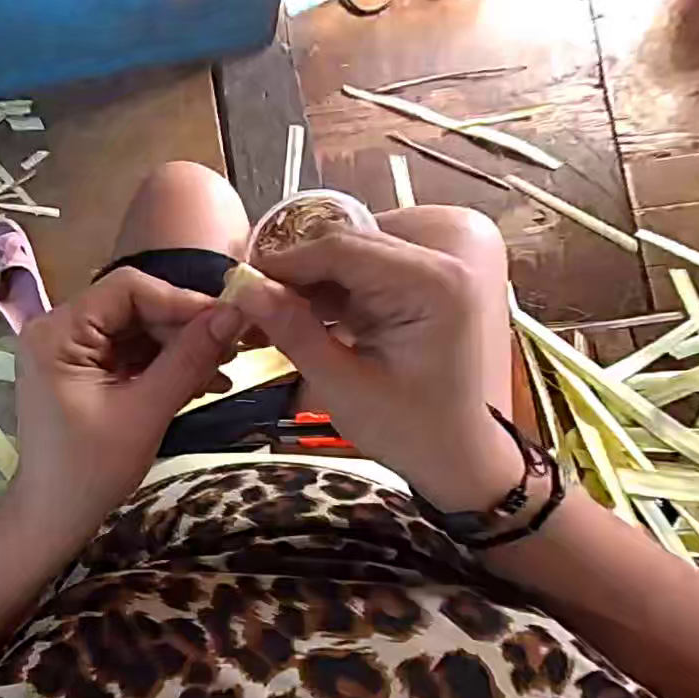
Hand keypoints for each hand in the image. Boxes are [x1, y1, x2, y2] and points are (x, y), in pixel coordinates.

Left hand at [10, 268, 243, 541]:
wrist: (54, 517)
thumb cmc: (90, 471)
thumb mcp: (145, 412)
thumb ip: (188, 358)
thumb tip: (235, 313)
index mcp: (57, 332)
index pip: (128, 289)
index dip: (182, 300)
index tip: (229, 321)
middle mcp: (57, 329)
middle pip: (134, 307)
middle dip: (184, 328)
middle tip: (234, 349)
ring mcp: (68, 349)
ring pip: (136, 330)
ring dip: (179, 348)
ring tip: (222, 372)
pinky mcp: (81, 369)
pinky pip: (128, 353)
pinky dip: (162, 365)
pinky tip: (200, 383)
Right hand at [226, 225, 520, 508]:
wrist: (458, 453)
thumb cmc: (411, 429)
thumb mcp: (342, 386)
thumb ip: (293, 331)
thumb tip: (246, 289)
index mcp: (434, 283)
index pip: (341, 247)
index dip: (283, 262)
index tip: (240, 282)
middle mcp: (444, 261)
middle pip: (345, 244)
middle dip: (293, 273)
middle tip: (250, 303)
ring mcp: (436, 268)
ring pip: (348, 255)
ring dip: (307, 282)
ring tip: (270, 316)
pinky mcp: (422, 282)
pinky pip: (361, 272)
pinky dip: (327, 292)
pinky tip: (299, 316)